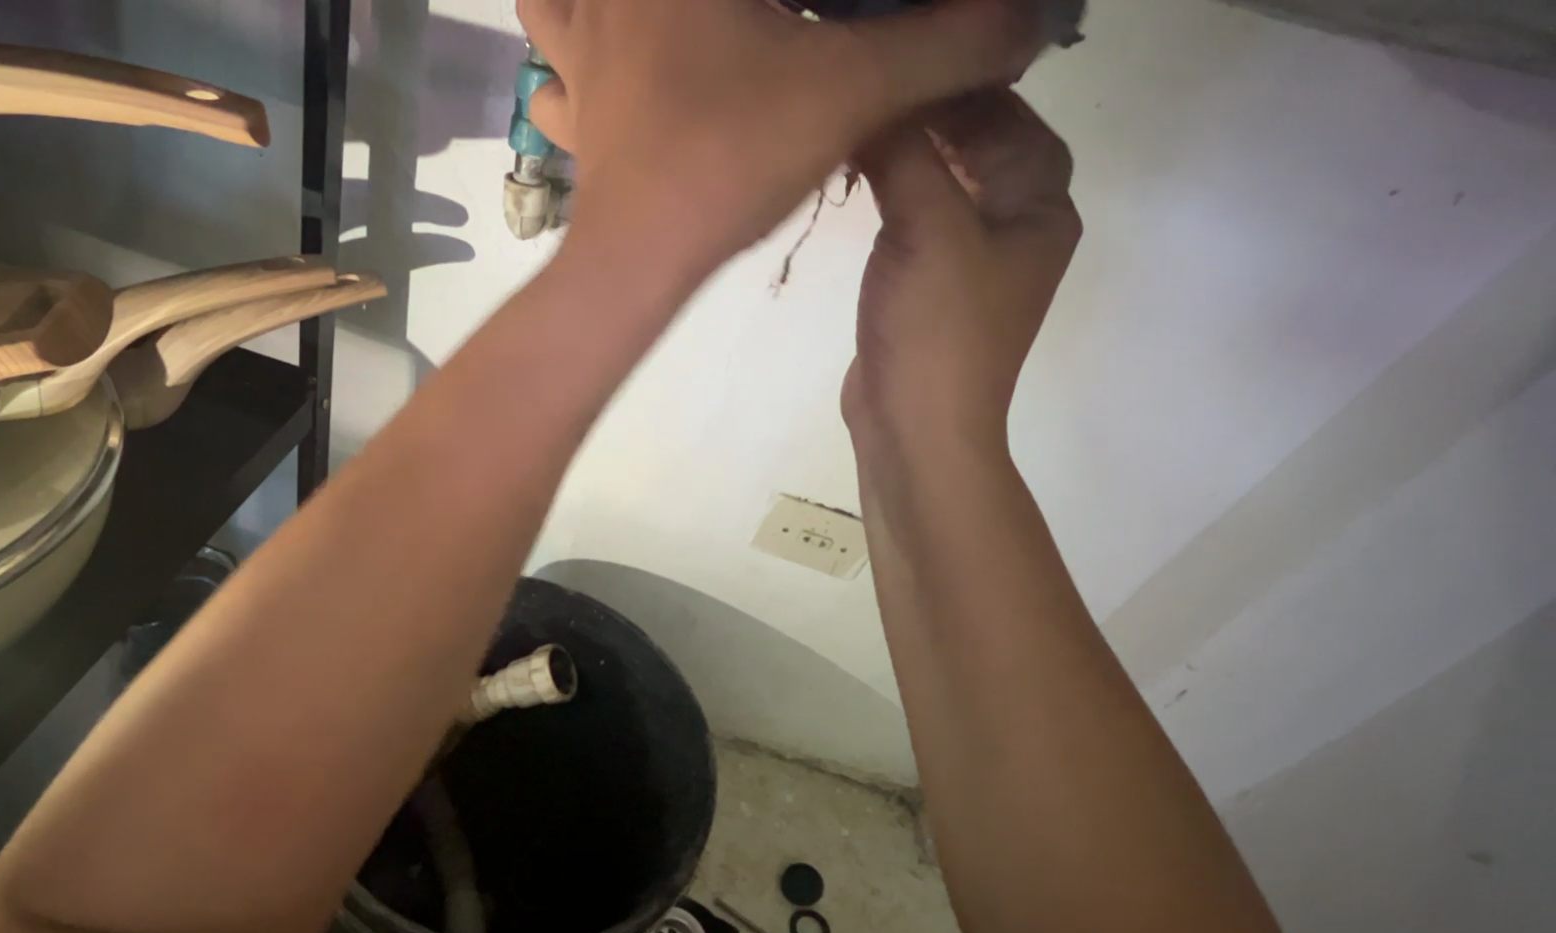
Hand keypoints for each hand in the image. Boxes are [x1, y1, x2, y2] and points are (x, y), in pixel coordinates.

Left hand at [516, 0, 1054, 275]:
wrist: (643, 260)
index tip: (804, 29)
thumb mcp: (853, 92)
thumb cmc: (735, 156)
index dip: (807, 12)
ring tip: (661, 34)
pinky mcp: (572, 116)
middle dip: (712, 14)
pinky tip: (609, 84)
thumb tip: (1028, 21)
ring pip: (551, 0)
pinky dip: (569, 72)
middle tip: (750, 34)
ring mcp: (579, 52)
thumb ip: (945, 47)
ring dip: (587, 6)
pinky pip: (550, 75)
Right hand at [843, 90, 1079, 451]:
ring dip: (911, 157)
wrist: (917, 428)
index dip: (969, 85)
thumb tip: (873, 96)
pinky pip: (917, 224)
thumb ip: (904, 153)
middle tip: (877, 90)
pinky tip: (859, 184)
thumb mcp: (927, 228)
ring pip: (946, 187)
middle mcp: (1016, 231)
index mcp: (1041, 210)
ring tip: (862, 127)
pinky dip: (894, 197)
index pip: (1015, 120)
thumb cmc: (939, 329)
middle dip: (935, 119)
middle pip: (982, 150)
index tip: (912, 63)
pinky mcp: (929, 292)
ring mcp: (970, 265)